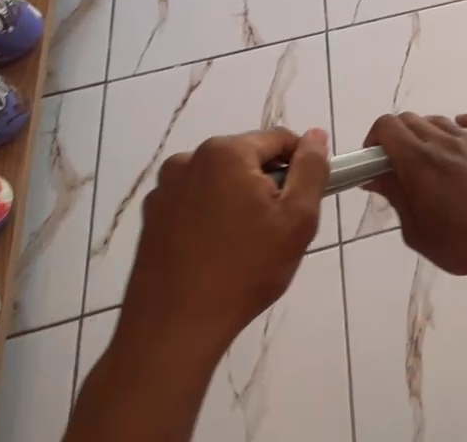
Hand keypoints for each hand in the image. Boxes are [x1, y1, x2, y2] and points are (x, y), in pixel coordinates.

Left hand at [117, 127, 330, 353]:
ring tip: (246, 243)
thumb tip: (315, 136)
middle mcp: (189, 160)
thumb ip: (312, 169)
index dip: (300, 166)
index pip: (280, 140)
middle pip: (248, 158)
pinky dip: (211, 214)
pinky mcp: (150, 218)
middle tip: (277, 228)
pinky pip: (195, 201)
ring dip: (239, 198)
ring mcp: (164, 190)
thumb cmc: (245, 270)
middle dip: (268, 184)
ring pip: (221, 179)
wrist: (174, 330)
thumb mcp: (297, 218)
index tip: (304, 202)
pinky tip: (216, 251)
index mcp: (226, 153)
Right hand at [362, 112, 466, 282]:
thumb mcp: (416, 231)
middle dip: (395, 138)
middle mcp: (443, 140)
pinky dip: (461, 125)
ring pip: (438, 120)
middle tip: (394, 169)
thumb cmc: (463, 242)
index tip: (373, 165)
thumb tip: (376, 177)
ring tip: (425, 164)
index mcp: (418, 160)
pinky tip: (459, 141)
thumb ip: (396, 197)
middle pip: (410, 119)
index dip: (373, 140)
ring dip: (424, 135)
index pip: (386, 126)